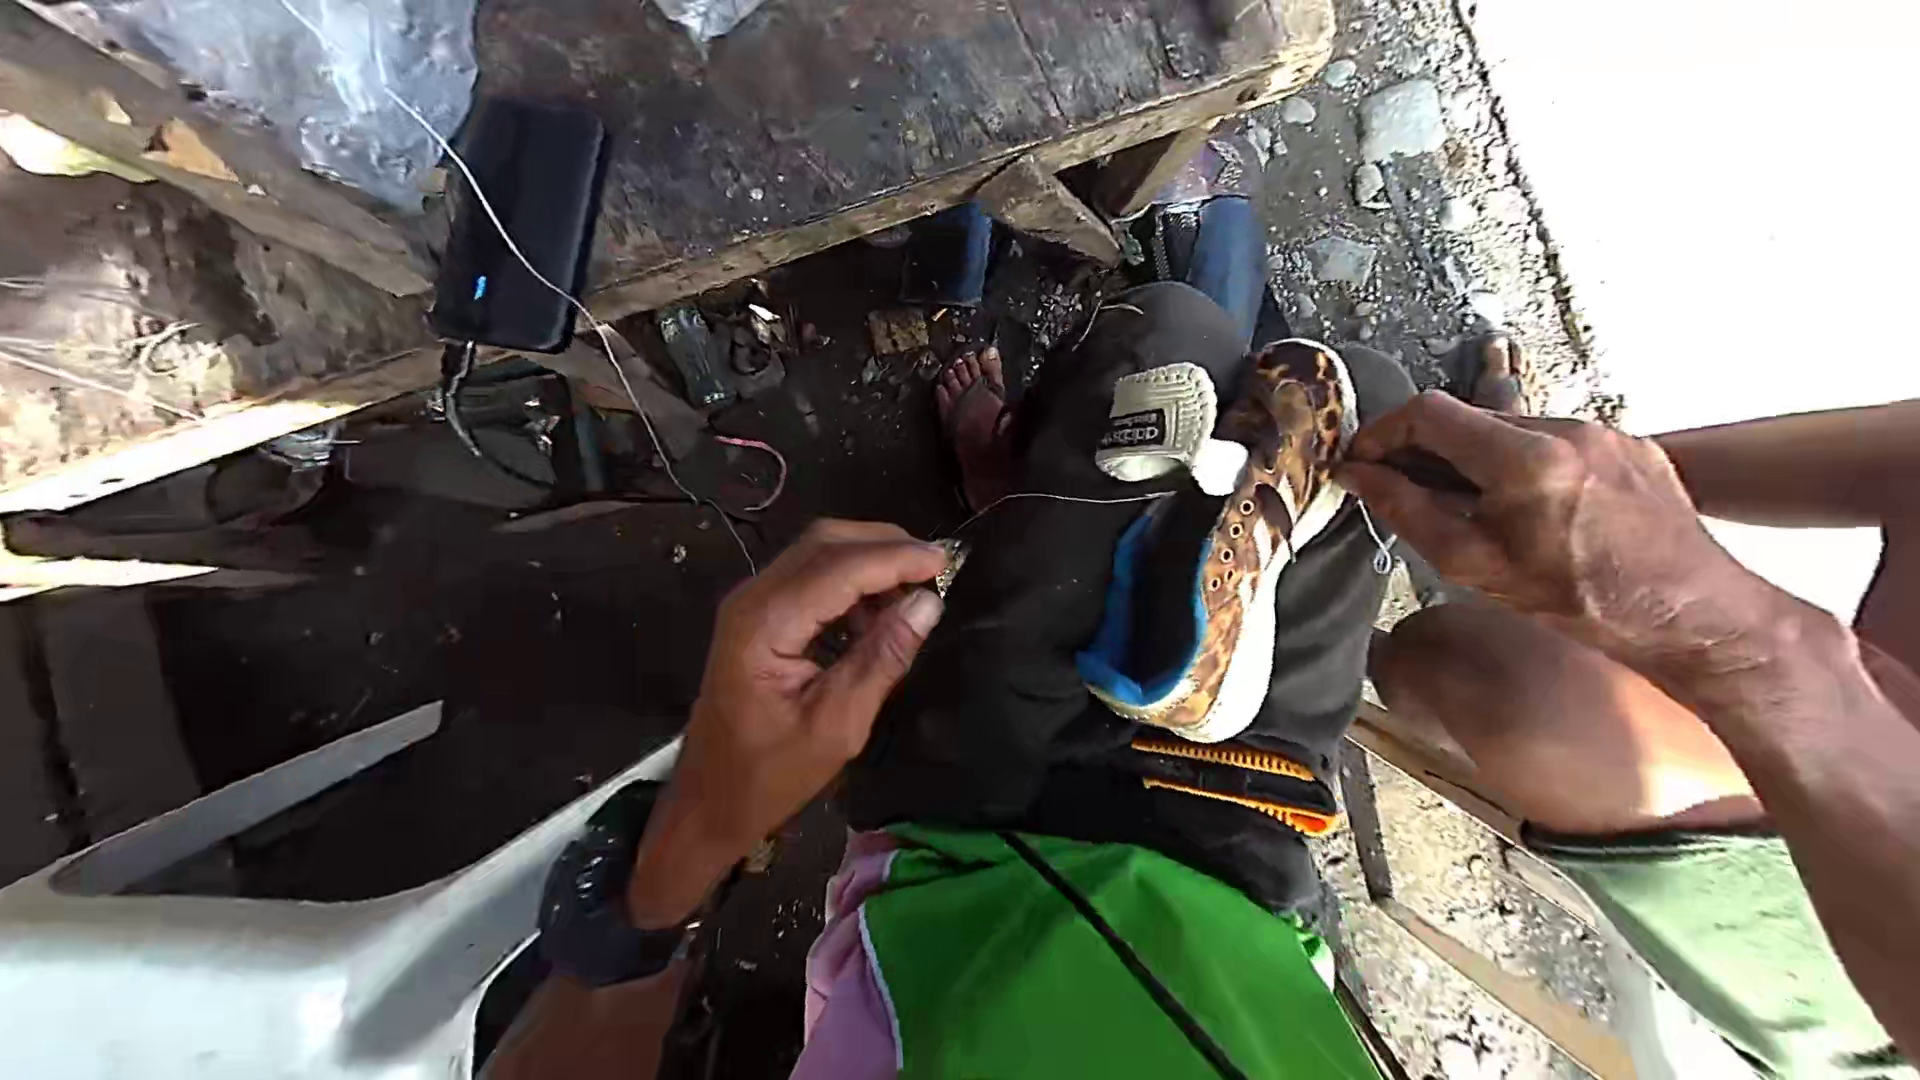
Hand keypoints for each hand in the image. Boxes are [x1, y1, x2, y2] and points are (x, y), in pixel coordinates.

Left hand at [627, 520, 947, 926]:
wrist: (708, 800)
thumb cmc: (769, 775)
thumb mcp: (838, 725)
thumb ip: (883, 658)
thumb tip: (929, 603)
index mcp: (764, 625)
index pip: (839, 567)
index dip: (896, 558)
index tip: (945, 561)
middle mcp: (753, 598)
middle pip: (826, 542)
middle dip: (886, 546)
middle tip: (935, 567)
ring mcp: (752, 601)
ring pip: (820, 551)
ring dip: (871, 560)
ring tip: (914, 591)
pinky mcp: (761, 612)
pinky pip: (813, 575)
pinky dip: (853, 580)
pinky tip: (878, 611)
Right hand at [1337, 391, 1775, 660]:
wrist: (1691, 612)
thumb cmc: (1572, 596)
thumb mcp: (1464, 559)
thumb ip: (1401, 507)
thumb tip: (1355, 473)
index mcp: (1525, 459)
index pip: (1426, 412)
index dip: (1380, 433)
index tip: (1360, 462)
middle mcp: (1565, 429)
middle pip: (1460, 416)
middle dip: (1416, 447)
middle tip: (1395, 487)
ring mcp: (1600, 430)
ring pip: (1498, 425)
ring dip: (1460, 455)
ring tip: (1455, 501)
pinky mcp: (1622, 440)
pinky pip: (1539, 436)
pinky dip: (1503, 459)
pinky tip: (1506, 500)